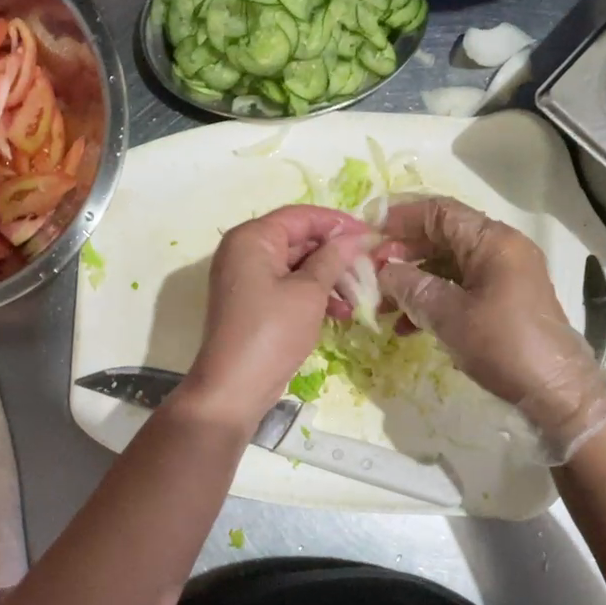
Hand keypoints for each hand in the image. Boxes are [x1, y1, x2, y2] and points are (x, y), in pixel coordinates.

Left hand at [180, 204, 370, 427]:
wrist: (234, 388)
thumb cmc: (271, 333)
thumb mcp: (309, 293)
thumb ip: (332, 259)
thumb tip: (354, 238)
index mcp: (252, 238)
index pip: (301, 216)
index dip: (338, 223)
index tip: (371, 235)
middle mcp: (244, 252)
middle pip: (298, 240)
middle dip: (335, 254)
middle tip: (371, 268)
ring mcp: (246, 280)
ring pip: (296, 267)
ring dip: (329, 279)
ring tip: (359, 297)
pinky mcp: (253, 306)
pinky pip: (287, 289)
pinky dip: (313, 297)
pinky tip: (340, 315)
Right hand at [376, 197, 605, 462]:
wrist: (554, 389)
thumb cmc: (502, 344)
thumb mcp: (449, 315)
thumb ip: (411, 287)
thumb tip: (383, 271)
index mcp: (492, 241)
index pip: (439, 212)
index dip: (400, 218)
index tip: (366, 234)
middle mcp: (500, 250)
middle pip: (442, 237)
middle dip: (402, 253)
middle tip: (369, 274)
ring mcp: (504, 276)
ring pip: (447, 266)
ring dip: (413, 282)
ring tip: (383, 306)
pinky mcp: (504, 302)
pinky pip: (460, 290)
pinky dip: (433, 301)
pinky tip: (407, 326)